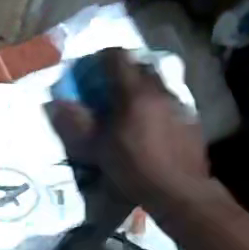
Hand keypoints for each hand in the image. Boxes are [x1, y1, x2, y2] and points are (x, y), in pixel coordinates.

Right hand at [46, 47, 214, 211]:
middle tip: (109, 88)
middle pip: (141, 66)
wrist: (179, 192)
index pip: (116, 57)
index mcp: (133, 92)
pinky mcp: (192, 121)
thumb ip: (76, 123)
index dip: (101, 57)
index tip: (90, 68)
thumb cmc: (133, 169)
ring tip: (131, 110)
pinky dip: (159, 108)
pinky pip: (172, 104)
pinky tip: (153, 129)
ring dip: (143, 90)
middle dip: (124, 71)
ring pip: (158, 85)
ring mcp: (180, 104)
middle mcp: (159, 90)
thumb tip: (56, 103)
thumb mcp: (96, 149)